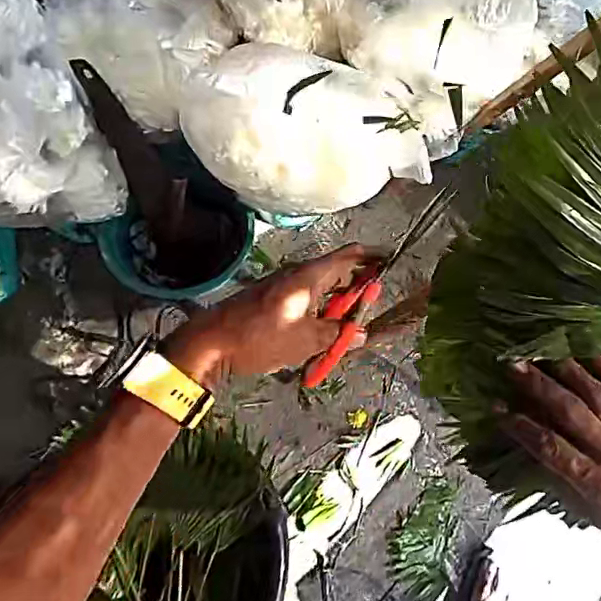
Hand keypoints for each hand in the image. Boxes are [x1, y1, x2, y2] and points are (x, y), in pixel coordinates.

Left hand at [162, 245, 375, 386]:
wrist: (211, 344)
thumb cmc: (261, 338)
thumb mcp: (306, 340)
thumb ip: (337, 334)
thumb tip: (361, 333)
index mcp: (309, 276)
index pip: (348, 256)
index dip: (370, 257)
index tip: (389, 261)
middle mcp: (297, 274)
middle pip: (337, 273)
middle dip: (356, 290)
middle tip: (369, 308)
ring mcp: (282, 286)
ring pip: (320, 289)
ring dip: (336, 306)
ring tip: (344, 329)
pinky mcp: (271, 300)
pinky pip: (305, 300)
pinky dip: (319, 312)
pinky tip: (318, 334)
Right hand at [501, 357, 600, 563]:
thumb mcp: (589, 513)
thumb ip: (560, 478)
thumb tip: (530, 445)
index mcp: (595, 483)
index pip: (551, 448)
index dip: (522, 427)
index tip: (498, 409)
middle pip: (570, 413)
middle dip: (539, 387)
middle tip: (514, 366)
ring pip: (597, 395)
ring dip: (567, 371)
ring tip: (543, 352)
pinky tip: (587, 349)